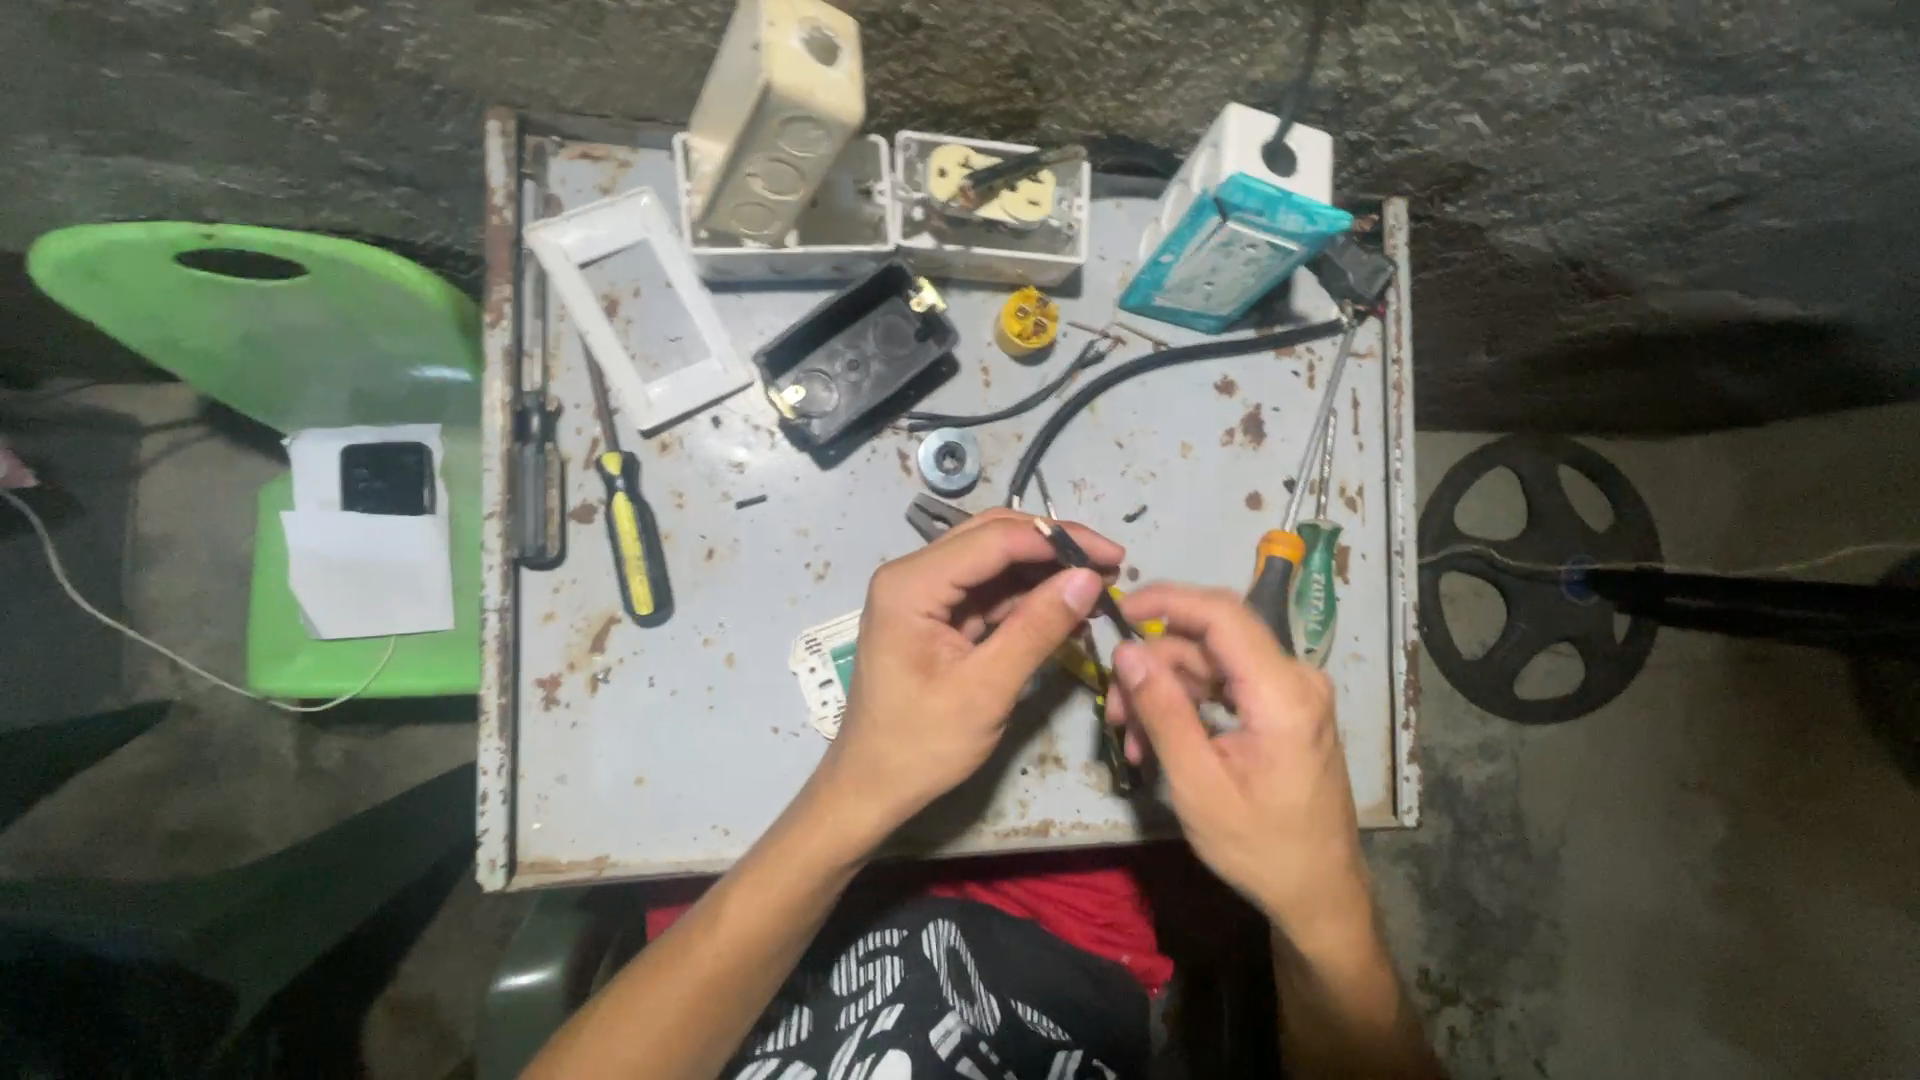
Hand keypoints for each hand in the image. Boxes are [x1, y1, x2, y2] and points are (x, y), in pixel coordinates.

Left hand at [815, 509, 1121, 838]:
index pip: (994, 539)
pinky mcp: (936, 614)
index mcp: (911, 584)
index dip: (1059, 541)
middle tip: (1112, 566)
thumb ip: (1036, 628)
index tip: (1114, 556)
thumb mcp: (986, 689)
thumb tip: (1089, 578)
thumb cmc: (921, 744)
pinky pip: (988, 591)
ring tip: (1099, 588)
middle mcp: (913, 574)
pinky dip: (1028, 597)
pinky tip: (1067, 609)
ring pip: (994, 562)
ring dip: (1045, 572)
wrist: (873, 785)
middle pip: (993, 538)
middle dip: (1055, 549)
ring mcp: (923, 593)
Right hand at [1105, 584, 1372, 946]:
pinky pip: (1224, 685)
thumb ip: (1162, 711)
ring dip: (1164, 691)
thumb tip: (1126, 650)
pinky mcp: (1283, 707)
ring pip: (1209, 663)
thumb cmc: (1261, 847)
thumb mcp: (1198, 784)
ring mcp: (1292, 692)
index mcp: (1283, 693)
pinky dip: (1187, 704)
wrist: (1319, 894)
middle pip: (1207, 641)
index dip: (1166, 600)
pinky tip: (1157, 738)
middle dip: (1152, 666)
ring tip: (1131, 738)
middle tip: (1114, 710)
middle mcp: (1295, 678)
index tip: (1117, 610)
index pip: (1221, 614)